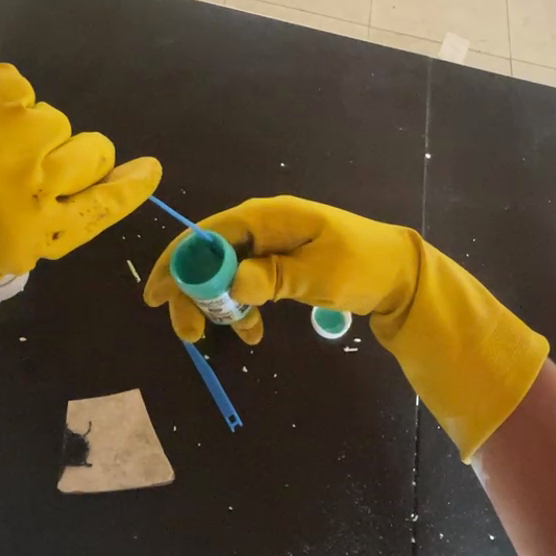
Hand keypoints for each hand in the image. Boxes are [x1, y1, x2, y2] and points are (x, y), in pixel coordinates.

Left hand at [0, 63, 161, 299]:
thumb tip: (73, 173)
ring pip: (51, 115)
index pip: (104, 203)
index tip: (148, 168)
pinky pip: (16, 83)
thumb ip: (41, 220)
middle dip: (68, 157)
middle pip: (91, 151)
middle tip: (25, 163)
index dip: (130, 185)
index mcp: (33, 236)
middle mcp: (26, 186)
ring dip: (27, 128)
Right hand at [143, 196, 546, 458]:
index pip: (208, 234)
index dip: (177, 262)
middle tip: (190, 334)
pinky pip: (245, 282)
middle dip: (192, 292)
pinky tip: (251, 331)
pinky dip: (241, 306)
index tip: (156, 296)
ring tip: (223, 337)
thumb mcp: (320, 274)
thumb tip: (233, 284)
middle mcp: (262, 225)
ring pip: (223, 272)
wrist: (398, 273)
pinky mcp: (278, 263)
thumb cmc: (361, 266)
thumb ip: (274, 277)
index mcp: (268, 217)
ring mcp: (269, 244)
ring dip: (216, 304)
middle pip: (208, 255)